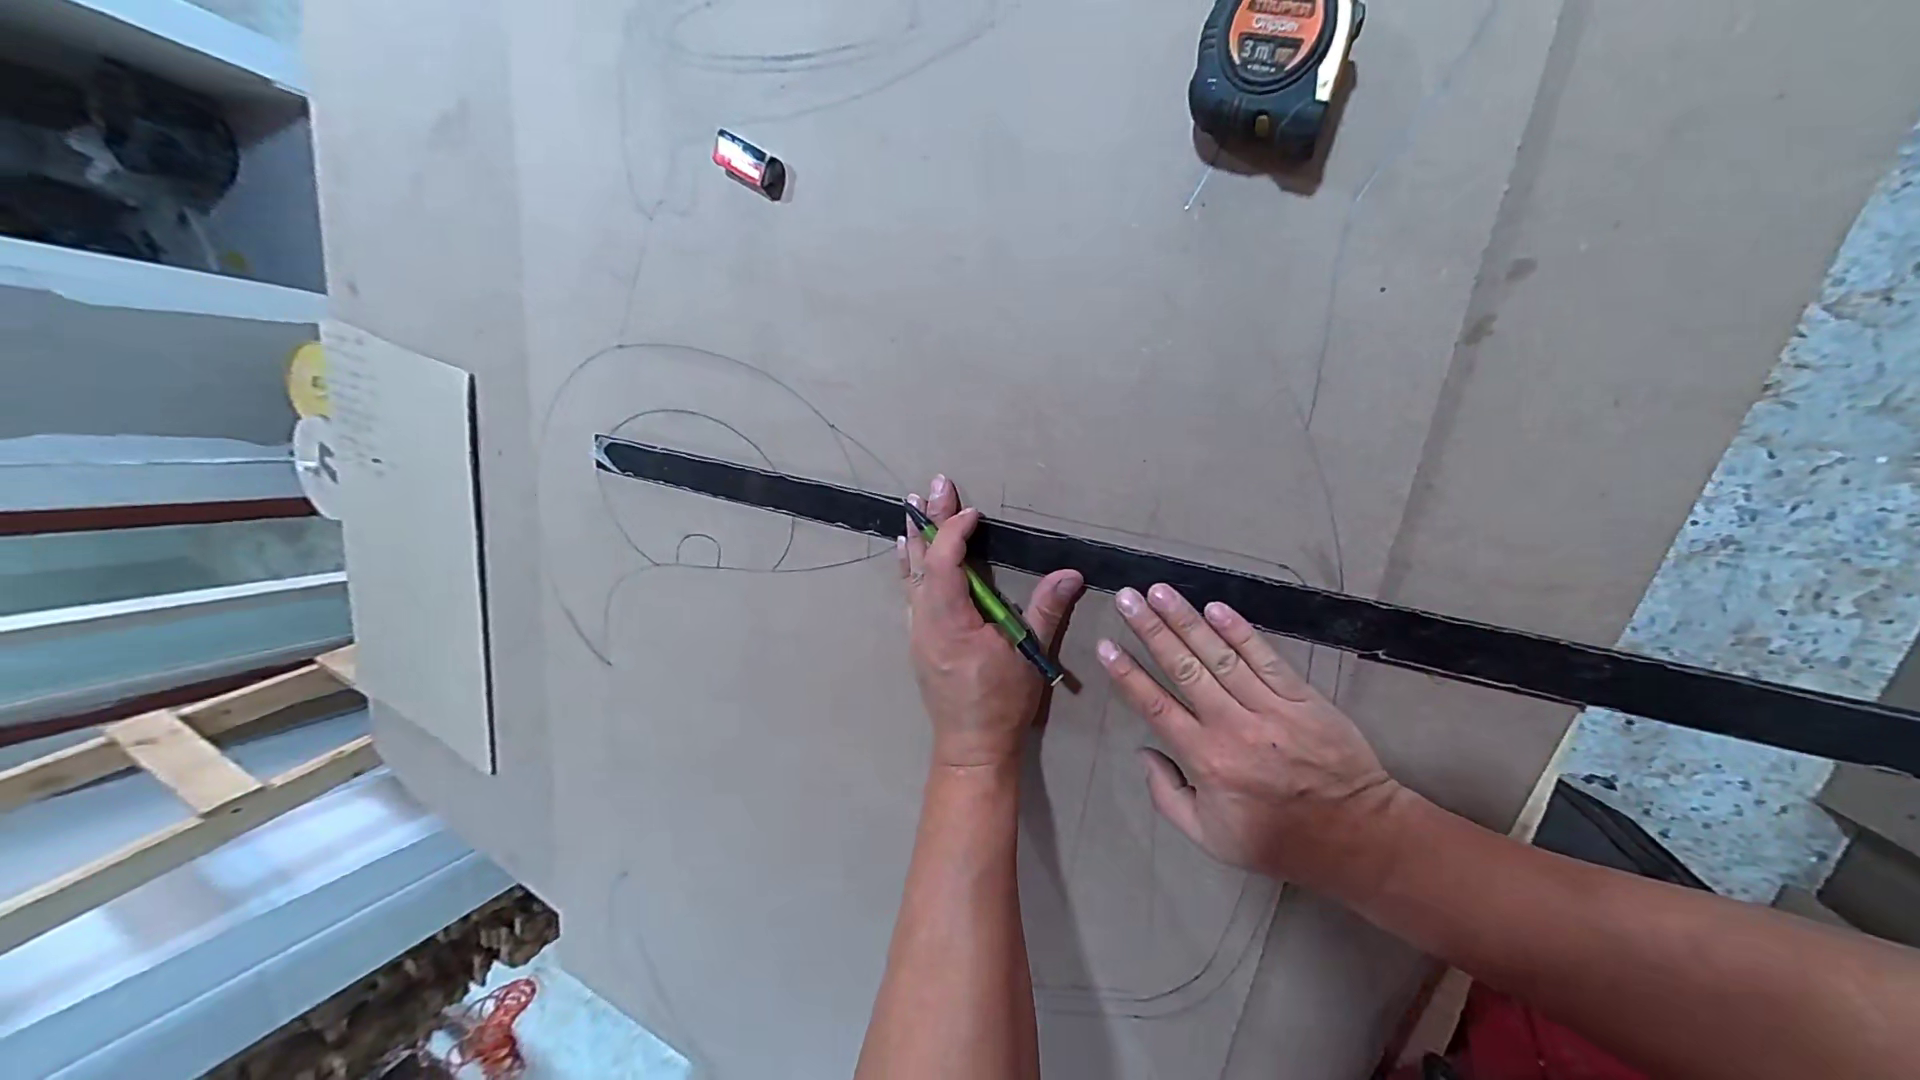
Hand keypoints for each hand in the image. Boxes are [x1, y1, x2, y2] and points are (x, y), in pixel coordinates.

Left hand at [900, 475, 1084, 770]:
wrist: (970, 747)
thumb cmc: (1001, 704)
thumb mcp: (1028, 657)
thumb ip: (1046, 611)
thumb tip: (1072, 573)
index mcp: (949, 624)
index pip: (944, 565)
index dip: (953, 533)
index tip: (971, 512)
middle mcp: (924, 623)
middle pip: (922, 562)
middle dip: (929, 521)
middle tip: (932, 486)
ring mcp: (916, 632)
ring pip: (910, 576)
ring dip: (915, 539)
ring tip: (912, 507)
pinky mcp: (919, 640)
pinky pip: (909, 593)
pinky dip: (910, 566)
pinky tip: (906, 552)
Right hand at [1096, 583, 1409, 896]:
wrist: (1358, 837)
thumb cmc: (1275, 840)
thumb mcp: (1209, 838)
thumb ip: (1167, 796)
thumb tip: (1144, 751)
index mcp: (1206, 760)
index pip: (1156, 706)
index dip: (1127, 674)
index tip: (1105, 645)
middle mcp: (1233, 727)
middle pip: (1183, 668)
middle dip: (1151, 629)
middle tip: (1127, 598)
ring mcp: (1270, 709)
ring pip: (1219, 656)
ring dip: (1186, 620)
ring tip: (1160, 591)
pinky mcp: (1303, 699)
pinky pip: (1266, 658)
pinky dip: (1240, 631)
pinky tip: (1215, 607)